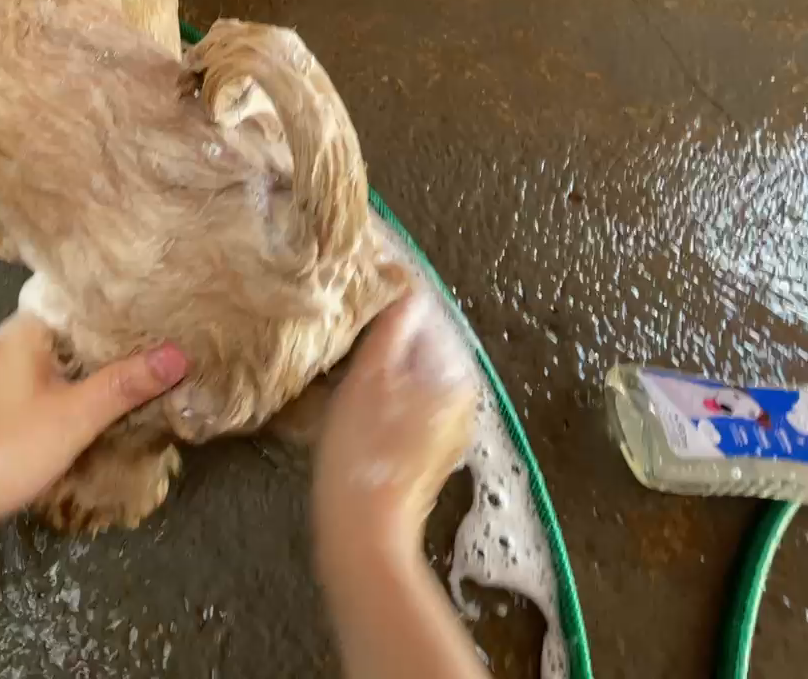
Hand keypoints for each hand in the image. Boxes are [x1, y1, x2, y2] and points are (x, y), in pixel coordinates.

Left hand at [0, 311, 187, 539]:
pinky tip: (122, 393)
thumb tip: (179, 354)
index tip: (171, 297)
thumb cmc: (2, 447)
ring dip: (111, 363)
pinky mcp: (15, 400)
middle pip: (84, 327)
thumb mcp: (74, 416)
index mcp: (30, 325)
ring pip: (75, 357)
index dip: (129, 297)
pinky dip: (92, 384)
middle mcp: (22, 338)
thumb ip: (126, 384)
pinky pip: (64, 380)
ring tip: (163, 358)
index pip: (87, 295)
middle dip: (126, 334)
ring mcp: (17, 370)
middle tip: (181, 330)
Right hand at [314, 286, 478, 548]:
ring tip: (345, 355)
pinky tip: (354, 393)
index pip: (427, 311)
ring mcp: (448, 421)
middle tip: (344, 323)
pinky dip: (383, 386)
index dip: (389, 296)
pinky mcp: (428, 442)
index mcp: (457, 374)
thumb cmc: (363, 447)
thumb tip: (403, 280)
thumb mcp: (371, 374)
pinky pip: (407, 395)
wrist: (362, 526)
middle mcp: (463, 395)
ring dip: (381, 358)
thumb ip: (392, 324)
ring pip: (411, 368)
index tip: (355, 288)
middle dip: (385, 331)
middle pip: (420, 341)